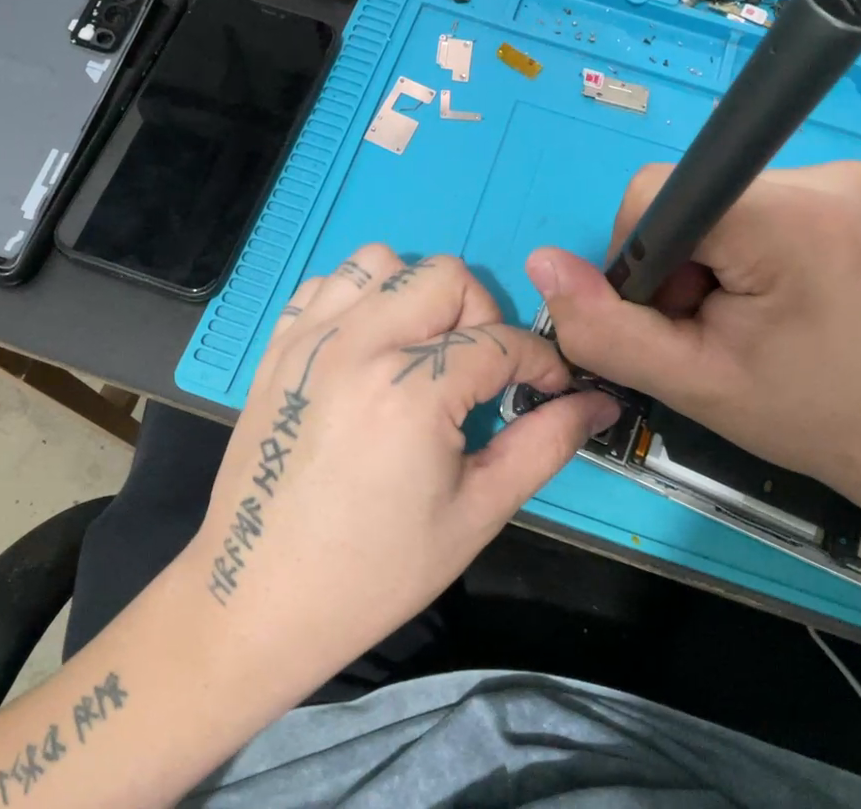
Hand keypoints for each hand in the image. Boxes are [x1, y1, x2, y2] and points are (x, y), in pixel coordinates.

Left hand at [181, 244, 618, 683]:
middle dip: (482, 317)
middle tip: (481, 374)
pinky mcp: (277, 348)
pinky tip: (370, 351)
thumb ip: (545, 445)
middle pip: (446, 277)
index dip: (543, 363)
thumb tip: (599, 402)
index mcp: (411, 391)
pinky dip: (360, 299)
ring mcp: (308, 339)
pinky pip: (327, 284)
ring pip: (381, 262)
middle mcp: (357, 345)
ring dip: (418, 296)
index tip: (551, 389)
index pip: (502, 341)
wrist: (262, 598)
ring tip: (423, 354)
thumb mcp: (477, 514)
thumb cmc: (376, 572)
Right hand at [525, 163, 860, 522]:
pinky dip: (744, 245)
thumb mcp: (691, 385)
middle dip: (681, 263)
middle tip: (715, 328)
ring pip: (721, 198)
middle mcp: (831, 176)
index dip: (642, 257)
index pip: (660, 193)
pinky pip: (759, 199)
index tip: (676, 314)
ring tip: (749, 319)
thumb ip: (606, 328)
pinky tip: (776, 297)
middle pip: (692, 195)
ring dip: (711, 257)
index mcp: (795, 221)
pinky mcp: (858, 186)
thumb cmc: (809, 416)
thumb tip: (541, 263)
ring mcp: (852, 175)